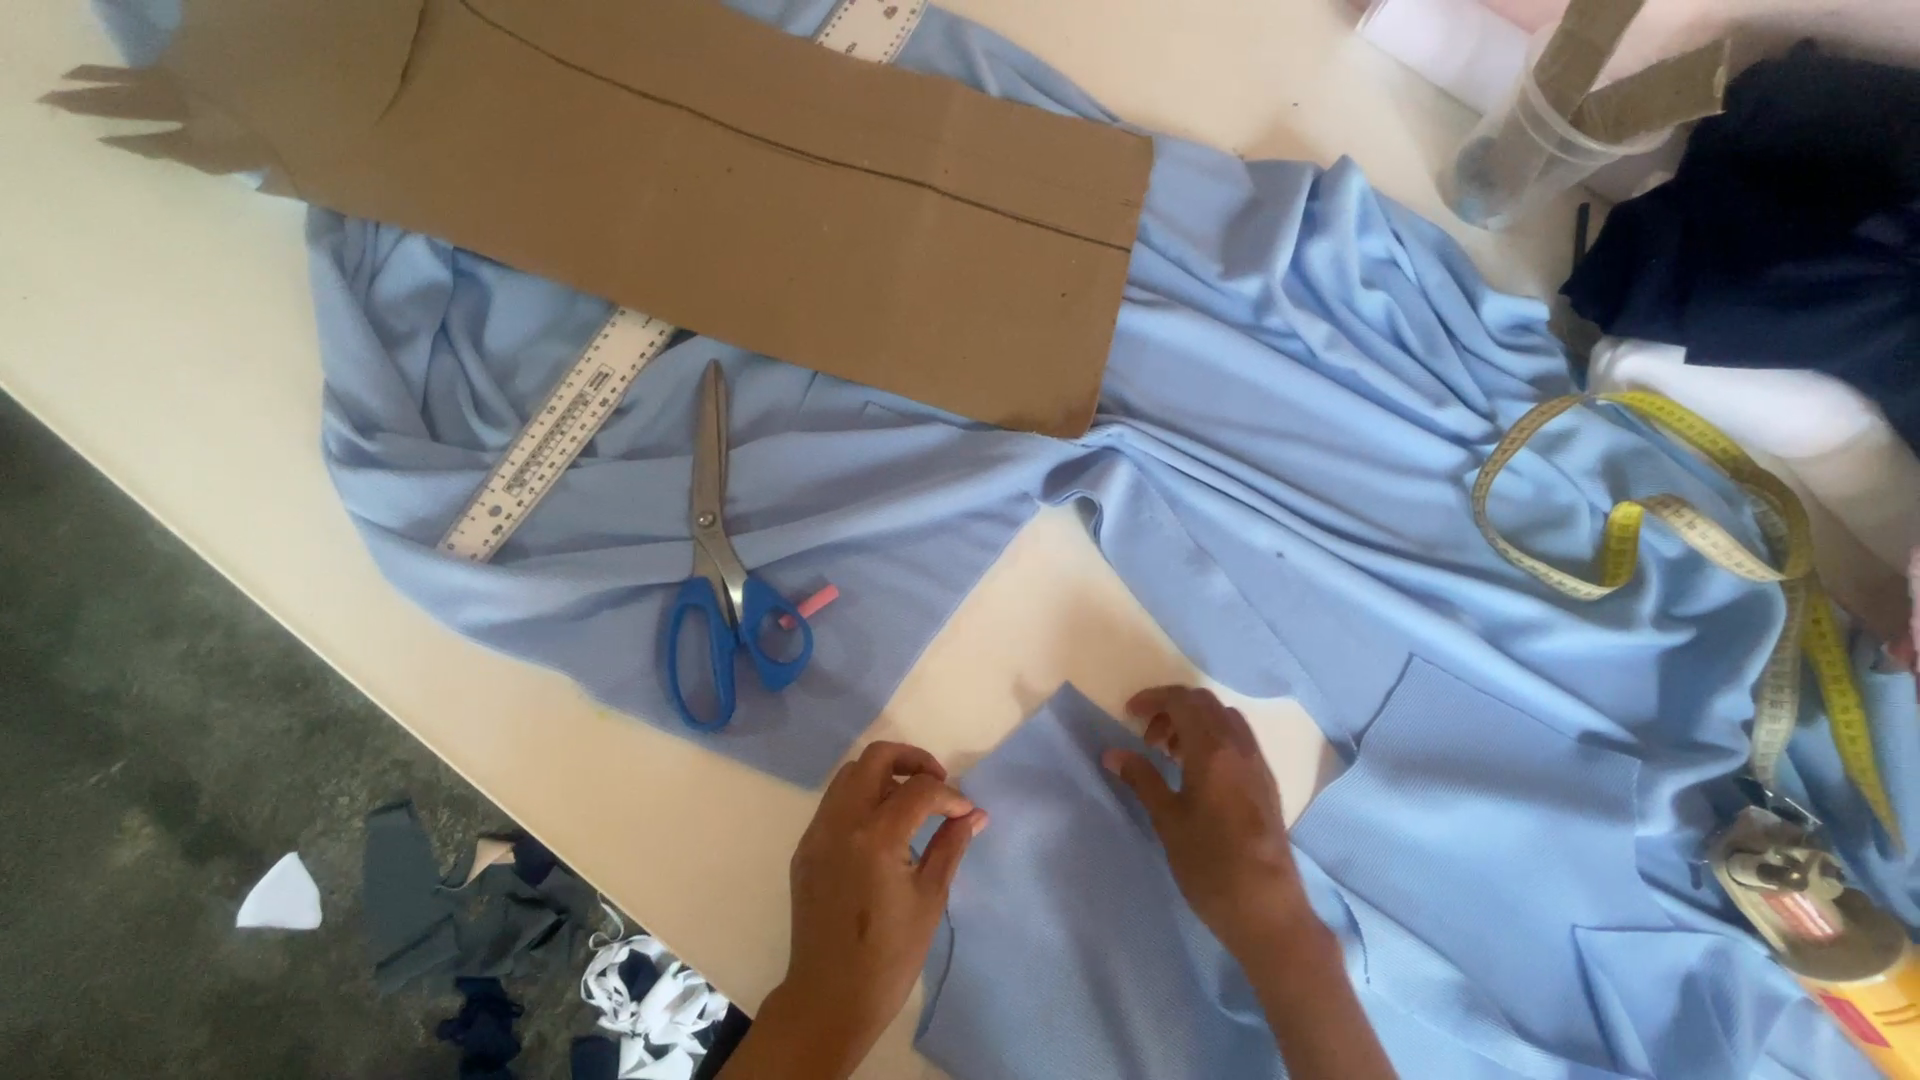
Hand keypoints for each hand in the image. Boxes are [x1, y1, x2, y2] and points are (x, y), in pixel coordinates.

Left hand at [752, 741, 987, 1077]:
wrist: (829, 998)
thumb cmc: (889, 956)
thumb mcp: (930, 898)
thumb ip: (952, 846)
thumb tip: (975, 814)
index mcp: (875, 837)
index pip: (918, 789)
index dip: (949, 795)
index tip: (965, 814)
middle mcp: (840, 823)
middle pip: (874, 758)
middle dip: (911, 760)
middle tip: (936, 783)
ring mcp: (816, 834)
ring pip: (849, 775)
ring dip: (883, 775)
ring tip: (910, 802)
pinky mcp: (805, 849)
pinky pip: (833, 803)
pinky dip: (861, 798)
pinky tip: (882, 827)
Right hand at [1103, 686, 1314, 957]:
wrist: (1268, 911)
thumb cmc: (1210, 865)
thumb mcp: (1167, 820)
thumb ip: (1142, 779)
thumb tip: (1113, 753)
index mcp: (1213, 750)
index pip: (1183, 700)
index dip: (1152, 698)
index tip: (1128, 714)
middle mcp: (1240, 748)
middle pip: (1205, 703)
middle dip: (1172, 709)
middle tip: (1147, 739)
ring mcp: (1258, 765)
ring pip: (1225, 720)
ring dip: (1194, 723)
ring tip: (1169, 756)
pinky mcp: (1266, 784)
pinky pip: (1238, 740)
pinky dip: (1213, 739)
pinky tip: (1197, 774)